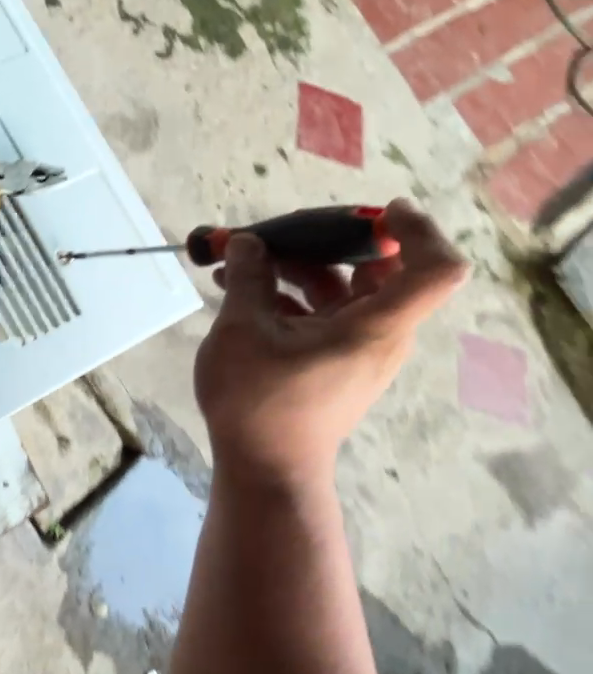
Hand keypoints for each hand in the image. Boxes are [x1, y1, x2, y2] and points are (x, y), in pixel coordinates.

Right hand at [194, 199, 467, 488]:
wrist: (264, 464)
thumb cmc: (257, 397)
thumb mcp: (241, 330)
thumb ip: (250, 280)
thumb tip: (250, 242)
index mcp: (375, 326)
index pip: (433, 268)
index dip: (417, 230)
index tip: (378, 209)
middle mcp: (380, 336)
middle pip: (377, 274)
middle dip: (328, 244)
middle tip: (279, 232)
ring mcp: (356, 352)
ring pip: (341, 294)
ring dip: (296, 271)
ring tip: (240, 262)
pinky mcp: (331, 365)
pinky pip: (322, 317)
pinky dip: (289, 298)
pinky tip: (241, 293)